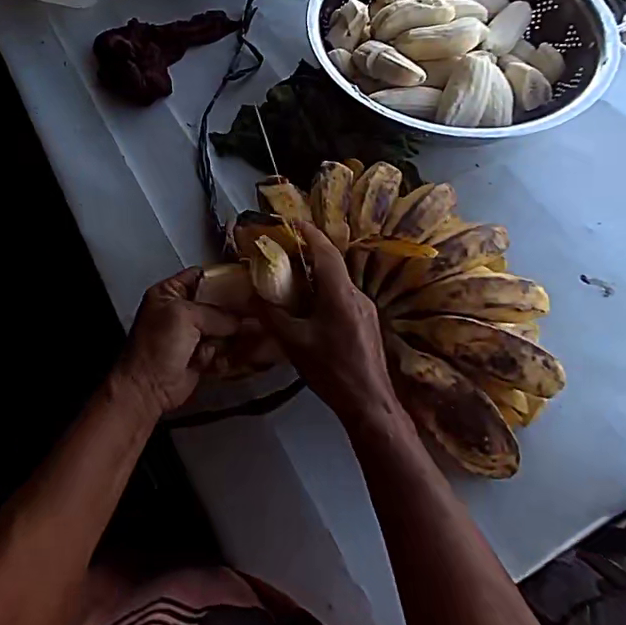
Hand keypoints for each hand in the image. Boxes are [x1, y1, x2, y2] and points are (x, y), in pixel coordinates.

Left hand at [116, 268, 239, 416]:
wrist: (148, 389)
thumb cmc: (157, 346)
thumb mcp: (186, 316)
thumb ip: (217, 313)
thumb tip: (243, 322)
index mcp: (169, 293)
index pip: (201, 276)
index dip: (223, 278)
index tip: (246, 282)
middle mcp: (181, 310)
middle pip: (216, 303)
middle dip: (235, 308)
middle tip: (256, 308)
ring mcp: (191, 334)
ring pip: (222, 326)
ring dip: (235, 332)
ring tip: (253, 332)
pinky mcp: (200, 355)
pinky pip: (223, 348)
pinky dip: (231, 352)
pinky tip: (242, 352)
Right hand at [255, 221, 397, 427]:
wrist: (370, 402)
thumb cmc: (331, 372)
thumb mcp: (294, 343)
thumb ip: (273, 316)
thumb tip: (255, 296)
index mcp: (340, 293)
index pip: (325, 251)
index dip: (308, 232)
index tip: (291, 222)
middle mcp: (357, 294)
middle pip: (332, 263)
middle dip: (308, 253)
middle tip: (284, 250)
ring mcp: (366, 307)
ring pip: (338, 281)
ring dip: (316, 275)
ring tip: (292, 280)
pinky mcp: (368, 321)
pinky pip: (344, 296)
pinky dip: (326, 292)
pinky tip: (311, 308)